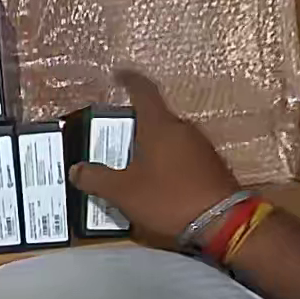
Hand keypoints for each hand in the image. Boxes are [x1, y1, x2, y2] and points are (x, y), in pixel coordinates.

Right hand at [68, 70, 240, 243]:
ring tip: (131, 162)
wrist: (223, 223)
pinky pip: (181, 153)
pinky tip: (156, 180)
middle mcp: (182, 128)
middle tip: (112, 137)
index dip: (129, 80)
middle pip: (154, 116)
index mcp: (159, 125)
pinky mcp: (211, 164)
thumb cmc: (168, 198)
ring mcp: (201, 146)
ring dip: (149, 144)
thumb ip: (96, 179)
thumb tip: (76, 170)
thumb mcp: (123, 192)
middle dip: (133, 124)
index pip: (143, 91)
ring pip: (168, 136)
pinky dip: (165, 159)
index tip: (117, 74)